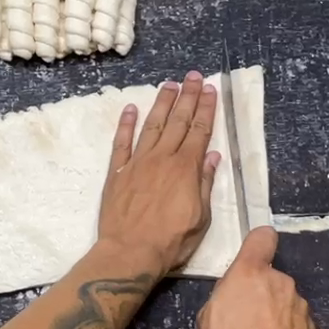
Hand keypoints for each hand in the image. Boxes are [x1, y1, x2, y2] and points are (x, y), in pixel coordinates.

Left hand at [96, 71, 219, 271]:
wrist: (130, 253)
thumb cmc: (171, 241)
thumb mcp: (201, 218)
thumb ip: (205, 183)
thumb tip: (212, 156)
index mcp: (186, 169)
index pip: (199, 131)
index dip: (206, 109)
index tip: (209, 89)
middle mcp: (162, 158)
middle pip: (177, 121)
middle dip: (187, 97)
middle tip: (193, 76)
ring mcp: (137, 163)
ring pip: (152, 125)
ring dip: (161, 103)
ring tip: (169, 85)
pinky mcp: (117, 173)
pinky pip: (121, 143)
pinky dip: (125, 124)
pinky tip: (130, 109)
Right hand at [196, 227, 321, 328]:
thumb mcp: (207, 321)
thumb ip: (225, 297)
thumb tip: (237, 298)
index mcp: (250, 273)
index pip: (262, 238)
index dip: (258, 244)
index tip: (252, 259)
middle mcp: (280, 281)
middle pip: (270, 278)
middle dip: (260, 293)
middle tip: (245, 322)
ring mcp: (300, 305)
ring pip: (284, 302)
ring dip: (275, 316)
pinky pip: (295, 323)